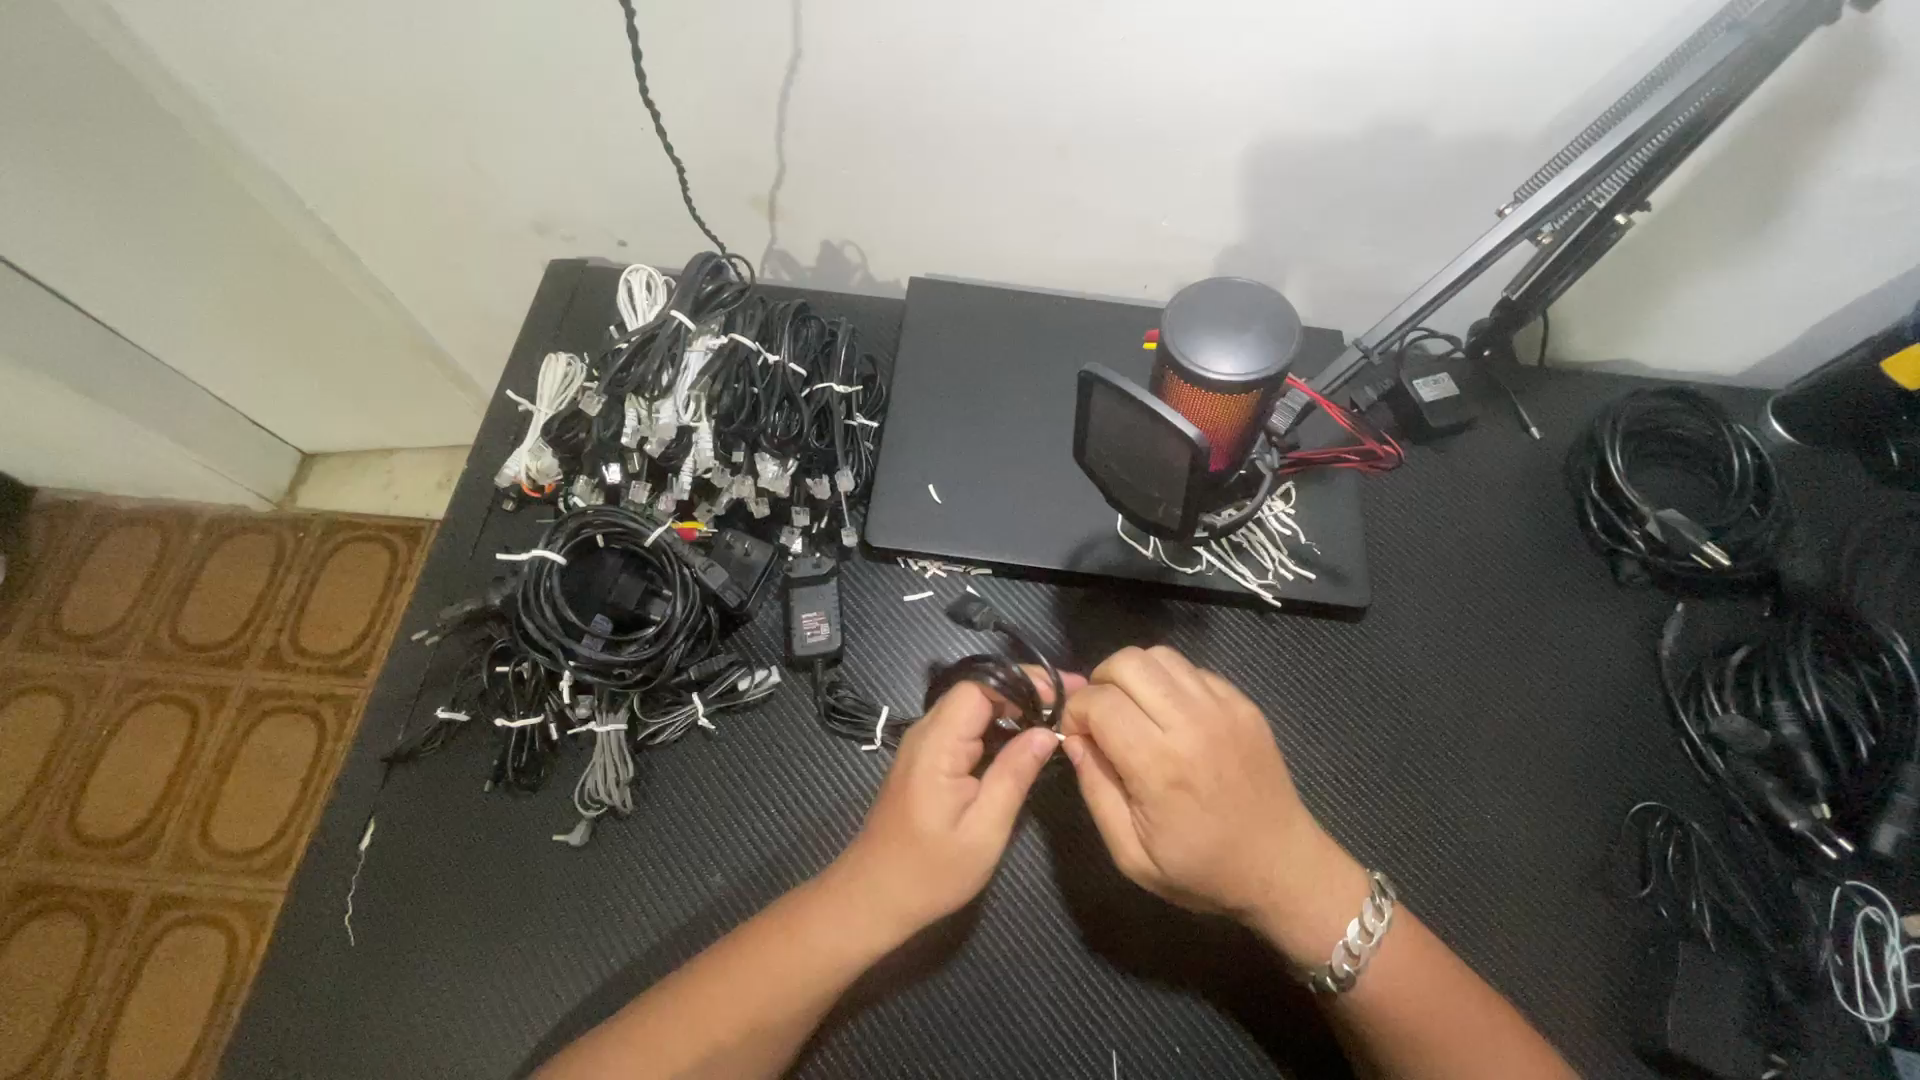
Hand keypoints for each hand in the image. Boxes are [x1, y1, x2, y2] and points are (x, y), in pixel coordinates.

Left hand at [825, 670, 1084, 940]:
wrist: (874, 895)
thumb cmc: (930, 872)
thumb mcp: (984, 831)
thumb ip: (1014, 776)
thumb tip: (1047, 732)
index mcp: (936, 745)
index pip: (978, 688)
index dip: (1022, 683)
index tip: (1063, 696)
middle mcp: (925, 734)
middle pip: (976, 691)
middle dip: (1023, 691)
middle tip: (1069, 704)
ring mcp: (923, 745)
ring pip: (971, 708)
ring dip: (1012, 708)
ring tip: (1055, 719)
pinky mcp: (927, 759)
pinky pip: (964, 728)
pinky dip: (997, 727)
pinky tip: (1024, 741)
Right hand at [1059, 646, 1367, 962]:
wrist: (1282, 868)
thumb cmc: (1201, 870)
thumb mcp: (1131, 854)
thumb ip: (1095, 790)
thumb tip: (1074, 740)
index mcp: (1159, 764)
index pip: (1099, 701)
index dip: (1075, 712)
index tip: (1078, 736)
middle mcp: (1192, 723)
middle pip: (1127, 662)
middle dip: (1100, 684)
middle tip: (1102, 718)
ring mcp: (1223, 707)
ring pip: (1159, 655)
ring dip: (1134, 677)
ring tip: (1133, 711)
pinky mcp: (1243, 703)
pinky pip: (1191, 670)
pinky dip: (1168, 683)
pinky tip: (1171, 718)